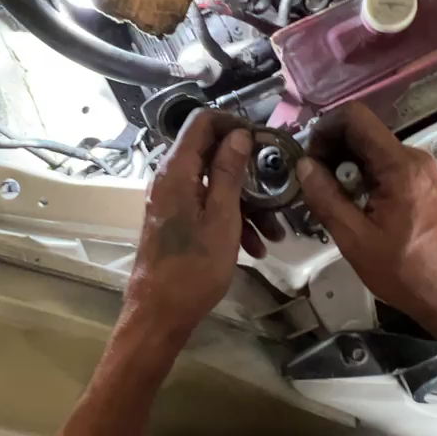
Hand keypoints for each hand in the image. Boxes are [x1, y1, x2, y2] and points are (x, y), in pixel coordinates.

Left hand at [123, 110, 263, 343]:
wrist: (160, 313)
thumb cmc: (193, 267)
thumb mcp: (222, 218)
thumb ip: (228, 172)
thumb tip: (239, 134)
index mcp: (176, 171)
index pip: (201, 122)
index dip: (233, 122)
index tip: (262, 139)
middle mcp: (169, 178)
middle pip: (211, 154)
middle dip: (247, 170)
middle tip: (277, 187)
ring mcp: (171, 200)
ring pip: (213, 185)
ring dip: (246, 203)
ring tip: (274, 232)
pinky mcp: (176, 221)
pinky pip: (206, 207)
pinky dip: (231, 220)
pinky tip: (255, 247)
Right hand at [296, 104, 436, 337]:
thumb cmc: (407, 272)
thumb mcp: (355, 239)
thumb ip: (325, 198)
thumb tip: (304, 166)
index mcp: (399, 165)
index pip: (355, 117)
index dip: (324, 129)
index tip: (308, 159)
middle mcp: (412, 158)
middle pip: (361, 132)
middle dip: (330, 151)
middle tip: (312, 185)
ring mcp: (419, 172)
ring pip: (370, 151)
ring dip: (344, 168)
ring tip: (329, 202)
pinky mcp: (420, 186)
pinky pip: (382, 168)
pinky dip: (360, 180)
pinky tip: (350, 208)